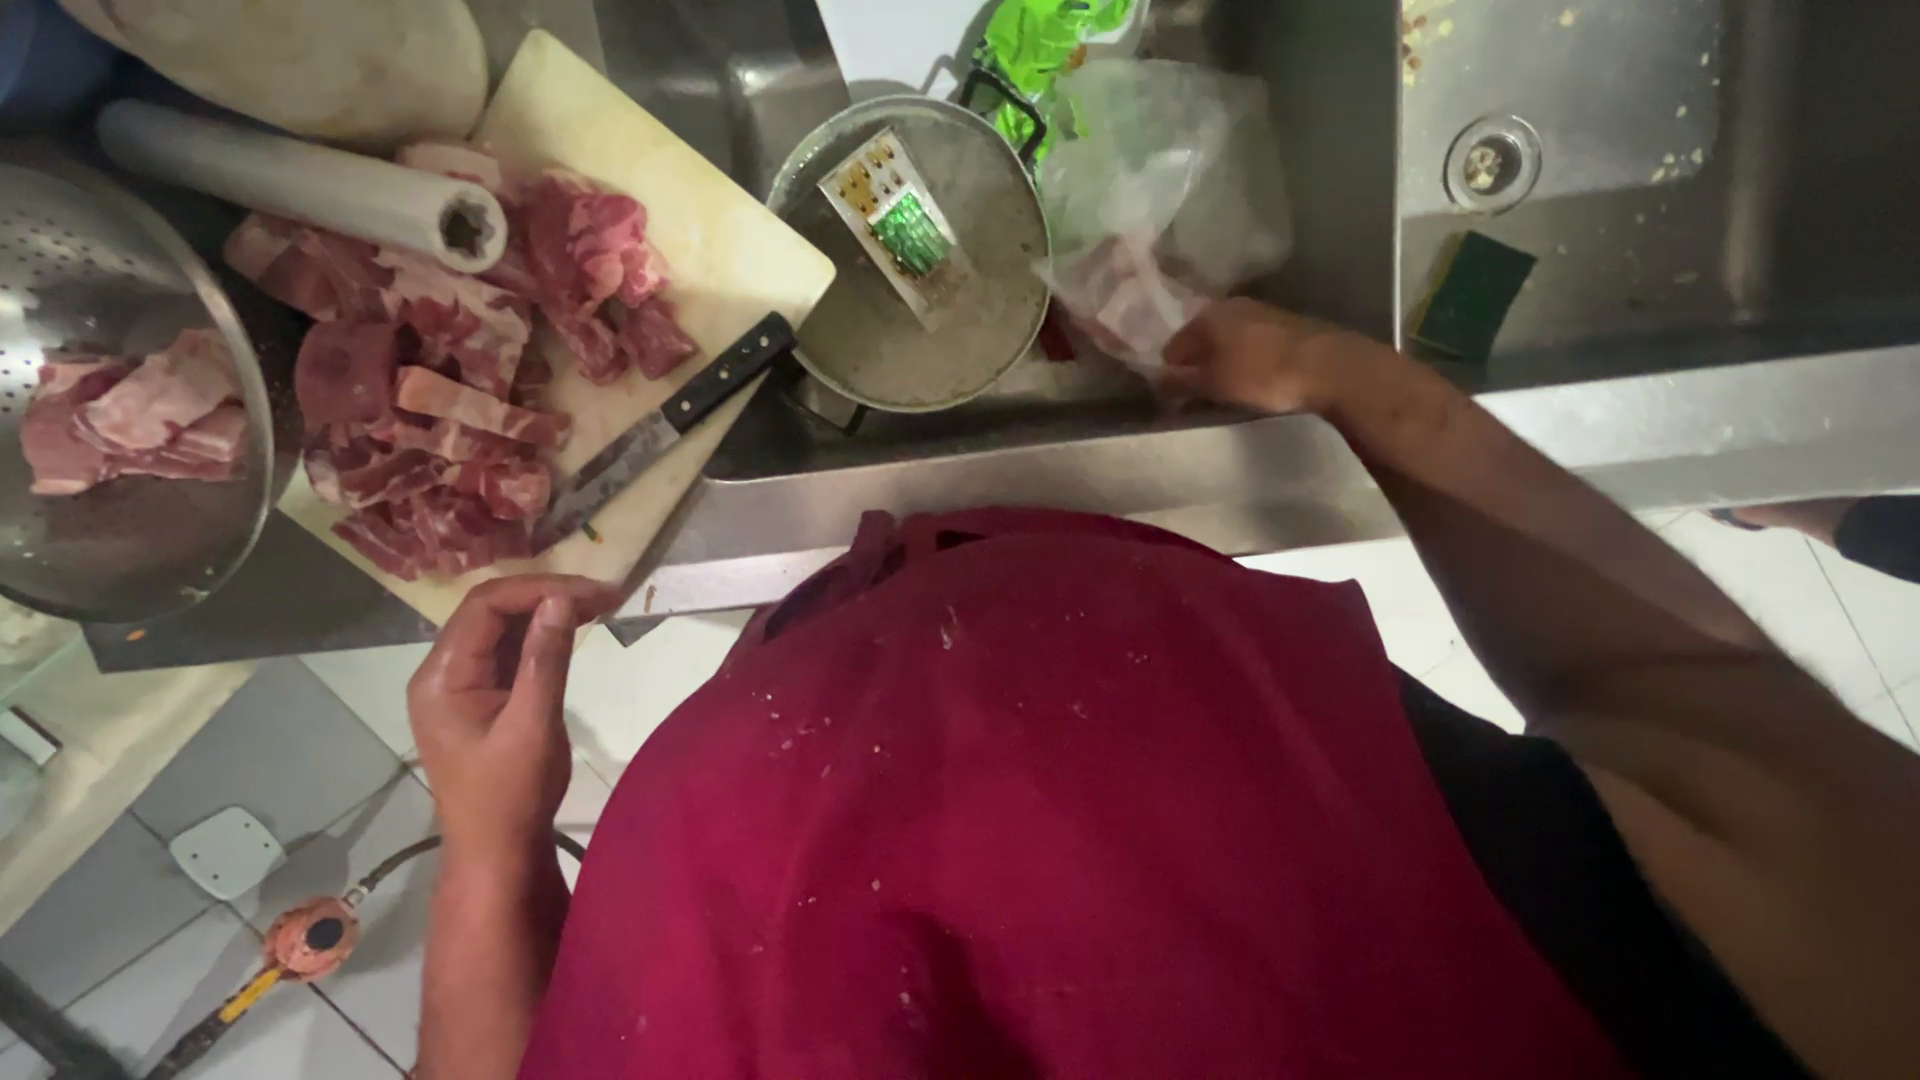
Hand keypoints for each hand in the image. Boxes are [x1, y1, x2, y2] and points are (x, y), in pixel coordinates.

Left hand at [408, 575, 618, 863]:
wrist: (498, 849)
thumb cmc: (512, 792)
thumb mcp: (533, 723)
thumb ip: (547, 658)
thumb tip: (562, 600)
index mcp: (443, 677)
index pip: (485, 606)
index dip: (539, 590)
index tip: (592, 593)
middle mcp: (445, 671)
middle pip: (493, 610)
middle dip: (549, 595)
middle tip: (606, 596)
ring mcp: (464, 683)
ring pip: (505, 627)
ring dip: (550, 611)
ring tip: (602, 605)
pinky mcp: (486, 694)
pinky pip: (513, 650)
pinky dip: (546, 634)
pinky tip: (579, 627)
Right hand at [1159, 298, 1375, 414]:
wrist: (1330, 367)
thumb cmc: (1261, 375)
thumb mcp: (1213, 383)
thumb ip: (1179, 380)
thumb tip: (1154, 378)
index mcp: (1207, 315)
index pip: (1173, 346)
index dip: (1171, 372)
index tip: (1177, 397)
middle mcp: (1231, 305)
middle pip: (1201, 340)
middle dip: (1197, 366)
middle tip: (1201, 395)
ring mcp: (1261, 311)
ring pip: (1227, 341)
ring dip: (1222, 363)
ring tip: (1228, 391)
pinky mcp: (1285, 325)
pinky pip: (1251, 345)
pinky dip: (1245, 361)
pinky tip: (1254, 380)